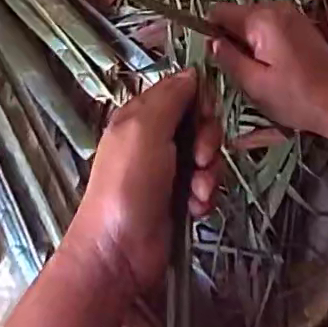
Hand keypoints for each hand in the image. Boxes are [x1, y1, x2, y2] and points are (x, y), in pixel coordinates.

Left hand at [62, 68, 222, 293]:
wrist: (118, 255)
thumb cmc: (128, 184)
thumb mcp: (145, 129)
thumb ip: (171, 97)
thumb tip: (192, 71)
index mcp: (142, 114)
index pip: (182, 89)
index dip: (199, 99)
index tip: (204, 114)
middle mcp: (157, 136)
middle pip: (200, 120)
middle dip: (207, 138)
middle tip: (199, 157)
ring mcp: (170, 168)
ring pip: (208, 153)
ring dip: (209, 171)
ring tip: (197, 190)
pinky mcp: (182, 196)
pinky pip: (208, 183)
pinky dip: (206, 194)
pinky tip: (195, 207)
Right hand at [209, 2, 327, 134]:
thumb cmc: (296, 96)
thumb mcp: (255, 83)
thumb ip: (229, 59)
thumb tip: (211, 41)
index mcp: (261, 18)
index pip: (220, 11)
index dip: (210, 32)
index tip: (213, 58)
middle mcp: (275, 7)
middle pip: (237, 15)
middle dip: (231, 39)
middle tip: (236, 71)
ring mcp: (290, 13)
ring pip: (253, 21)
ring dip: (247, 42)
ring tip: (255, 72)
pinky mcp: (299, 23)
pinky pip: (270, 25)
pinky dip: (264, 41)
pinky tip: (272, 66)